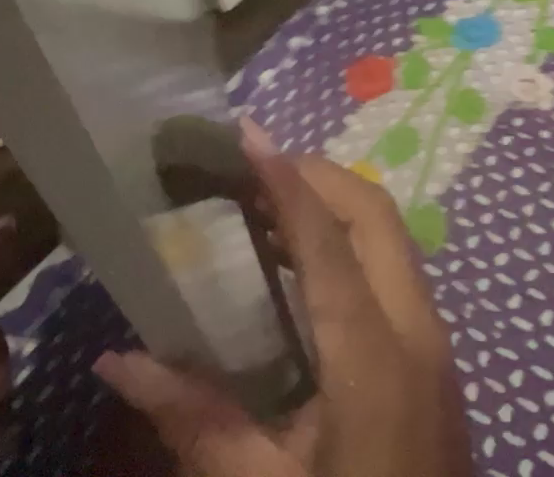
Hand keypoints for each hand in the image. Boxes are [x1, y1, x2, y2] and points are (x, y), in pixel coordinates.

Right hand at [92, 123, 471, 476]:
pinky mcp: (435, 353)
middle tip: (251, 166)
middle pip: (375, 215)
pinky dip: (351, 238)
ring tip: (268, 199)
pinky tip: (304, 259)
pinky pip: (396, 266)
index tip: (246, 133)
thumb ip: (196, 421)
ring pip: (391, 235)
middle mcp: (418, 329)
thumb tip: (119, 359)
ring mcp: (435, 339)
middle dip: (317, 176)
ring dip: (336, 203)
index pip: (329, 242)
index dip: (286, 181)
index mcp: (374, 359)